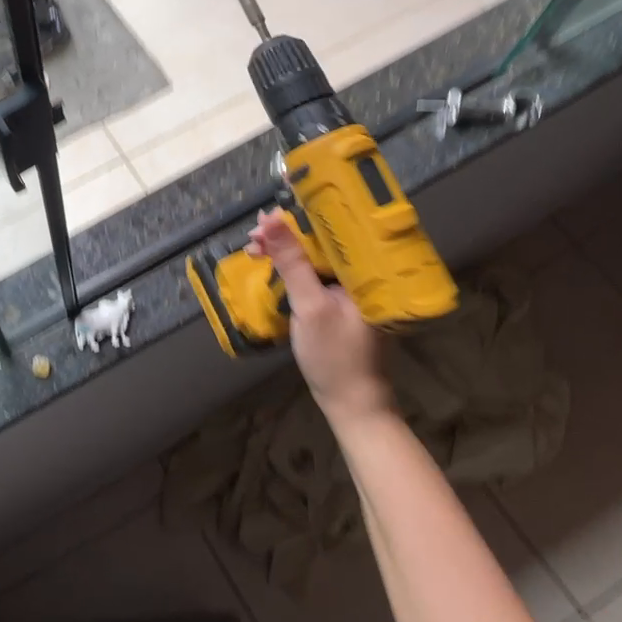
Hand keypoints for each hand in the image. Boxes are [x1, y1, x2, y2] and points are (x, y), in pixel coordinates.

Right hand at [246, 210, 391, 422]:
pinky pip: (317, 275)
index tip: (265, 217)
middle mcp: (365, 275)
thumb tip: (272, 219)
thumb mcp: (310, 306)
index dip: (298, 219)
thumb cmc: (335, 356)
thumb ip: (293, 262)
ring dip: (286, 251)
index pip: (334, 229)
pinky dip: (294, 269)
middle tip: (253, 234)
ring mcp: (353, 290)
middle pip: (323, 242)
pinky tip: (272, 264)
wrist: (352, 404)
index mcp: (368, 270)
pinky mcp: (342, 303)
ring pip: (317, 258)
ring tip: (255, 247)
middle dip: (287, 235)